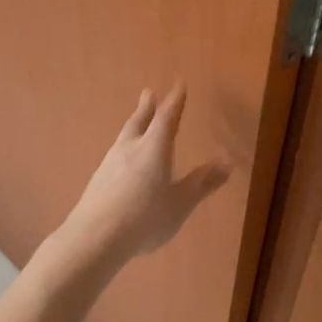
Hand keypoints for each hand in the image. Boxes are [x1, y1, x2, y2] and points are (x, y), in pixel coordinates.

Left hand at [64, 84, 230, 262]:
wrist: (94, 238)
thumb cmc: (145, 218)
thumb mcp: (180, 203)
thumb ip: (202, 183)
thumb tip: (226, 162)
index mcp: (153, 149)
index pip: (167, 118)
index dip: (175, 100)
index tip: (179, 83)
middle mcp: (129, 149)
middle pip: (139, 122)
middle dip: (147, 107)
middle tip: (148, 92)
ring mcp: (109, 164)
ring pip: (124, 137)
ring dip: (134, 125)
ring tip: (137, 121)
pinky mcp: (98, 180)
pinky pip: (115, 155)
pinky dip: (124, 147)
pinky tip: (123, 160)